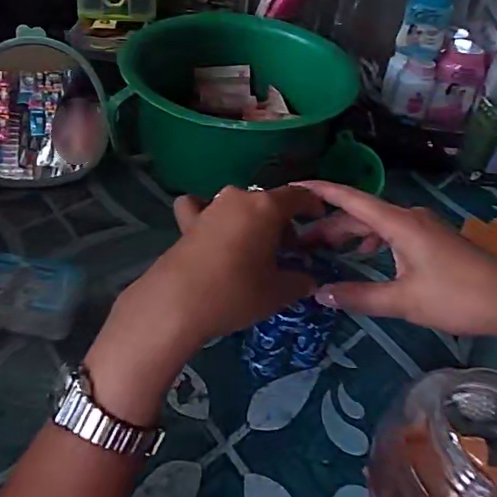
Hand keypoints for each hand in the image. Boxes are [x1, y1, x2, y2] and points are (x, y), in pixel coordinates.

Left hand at [86, 186, 324, 423]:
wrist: (178, 301)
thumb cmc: (236, 292)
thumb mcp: (278, 292)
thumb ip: (299, 281)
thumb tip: (307, 278)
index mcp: (266, 207)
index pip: (296, 195)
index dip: (311, 204)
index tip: (318, 217)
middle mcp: (237, 199)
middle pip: (266, 202)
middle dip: (280, 222)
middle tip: (286, 252)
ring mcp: (209, 207)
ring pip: (237, 205)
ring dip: (248, 220)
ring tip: (252, 248)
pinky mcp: (186, 222)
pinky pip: (200, 208)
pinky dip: (207, 214)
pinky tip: (210, 231)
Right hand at [291, 180, 496, 339]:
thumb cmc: (458, 297)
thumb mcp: (404, 301)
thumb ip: (359, 296)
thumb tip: (319, 294)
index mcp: (398, 222)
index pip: (349, 198)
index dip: (319, 190)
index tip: (292, 186)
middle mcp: (407, 217)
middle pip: (358, 214)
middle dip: (327, 224)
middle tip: (298, 240)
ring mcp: (422, 228)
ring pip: (375, 224)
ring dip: (348, 235)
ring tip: (323, 250)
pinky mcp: (432, 240)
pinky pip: (390, 232)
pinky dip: (369, 241)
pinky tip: (363, 258)